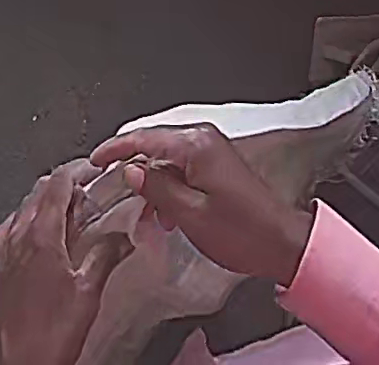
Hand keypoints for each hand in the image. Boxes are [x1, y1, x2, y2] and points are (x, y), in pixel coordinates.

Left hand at [0, 160, 133, 364]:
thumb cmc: (43, 341)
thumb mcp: (87, 296)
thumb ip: (106, 257)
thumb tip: (121, 238)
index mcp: (41, 236)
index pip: (58, 182)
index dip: (77, 169)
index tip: (94, 170)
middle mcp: (18, 238)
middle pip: (40, 189)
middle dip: (65, 182)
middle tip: (87, 190)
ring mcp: (5, 253)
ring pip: (25, 206)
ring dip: (46, 199)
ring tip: (68, 210)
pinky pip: (12, 228)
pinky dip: (29, 219)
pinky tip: (40, 237)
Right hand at [90, 124, 313, 286]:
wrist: (281, 242)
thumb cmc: (242, 231)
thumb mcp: (190, 214)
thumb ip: (157, 188)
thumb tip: (131, 171)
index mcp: (195, 145)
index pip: (145, 137)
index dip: (116, 148)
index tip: (96, 160)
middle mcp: (202, 139)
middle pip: (154, 144)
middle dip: (133, 169)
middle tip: (114, 190)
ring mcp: (210, 149)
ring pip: (166, 158)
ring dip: (152, 184)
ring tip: (146, 216)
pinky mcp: (214, 162)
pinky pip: (180, 167)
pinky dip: (167, 187)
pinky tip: (164, 214)